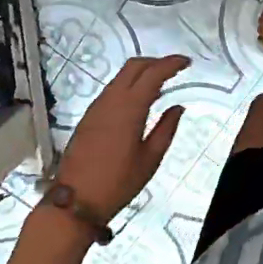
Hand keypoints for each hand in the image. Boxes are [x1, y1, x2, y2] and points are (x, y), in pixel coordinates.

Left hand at [54, 55, 189, 221]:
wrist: (75, 201)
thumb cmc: (118, 183)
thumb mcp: (150, 159)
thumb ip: (166, 129)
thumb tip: (178, 108)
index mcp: (129, 108)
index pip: (153, 73)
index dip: (171, 63)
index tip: (187, 62)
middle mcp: (111, 100)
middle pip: (134, 66)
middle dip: (156, 62)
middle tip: (175, 69)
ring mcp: (97, 106)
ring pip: (121, 76)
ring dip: (142, 72)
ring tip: (161, 84)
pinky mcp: (89, 116)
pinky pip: (113, 89)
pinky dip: (130, 84)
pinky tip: (140, 99)